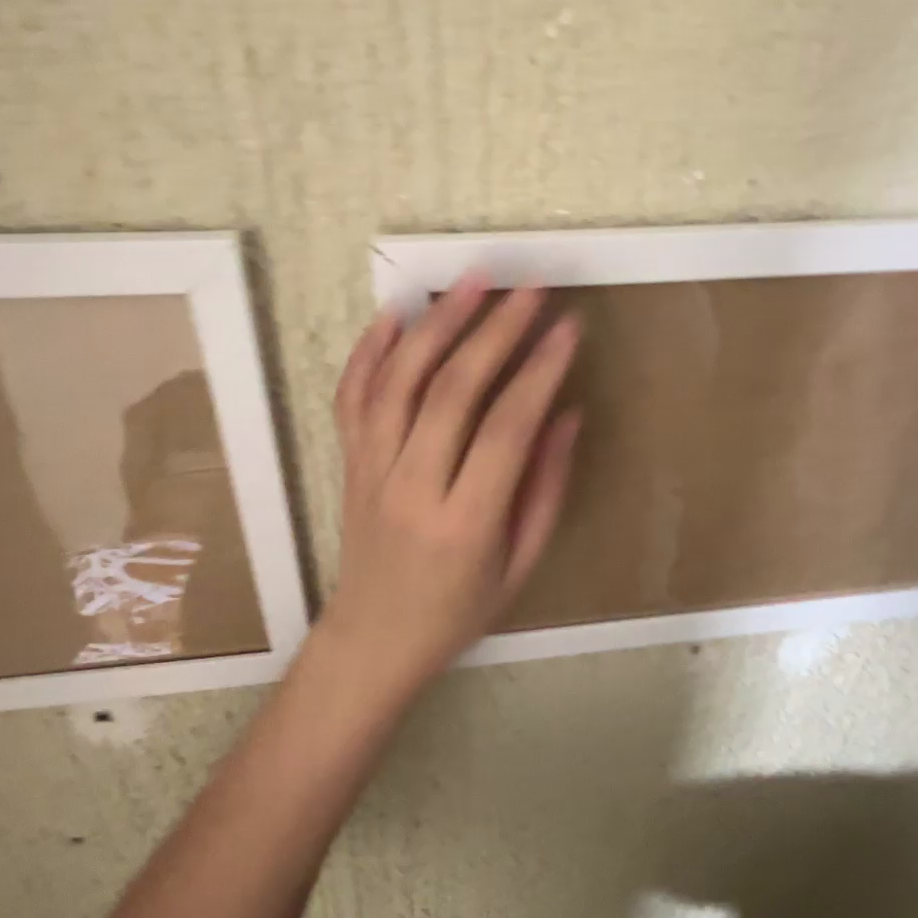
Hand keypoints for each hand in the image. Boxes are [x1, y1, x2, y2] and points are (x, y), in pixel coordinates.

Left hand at [315, 278, 582, 688]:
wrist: (374, 638)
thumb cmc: (458, 611)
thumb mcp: (519, 565)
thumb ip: (544, 489)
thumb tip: (566, 414)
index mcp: (465, 522)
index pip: (506, 429)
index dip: (540, 372)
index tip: (568, 327)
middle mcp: (412, 487)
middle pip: (450, 391)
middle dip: (495, 330)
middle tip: (529, 287)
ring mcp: (372, 470)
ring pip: (399, 382)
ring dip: (436, 323)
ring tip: (472, 279)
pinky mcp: (349, 462)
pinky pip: (352, 397)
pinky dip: (370, 350)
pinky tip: (395, 313)